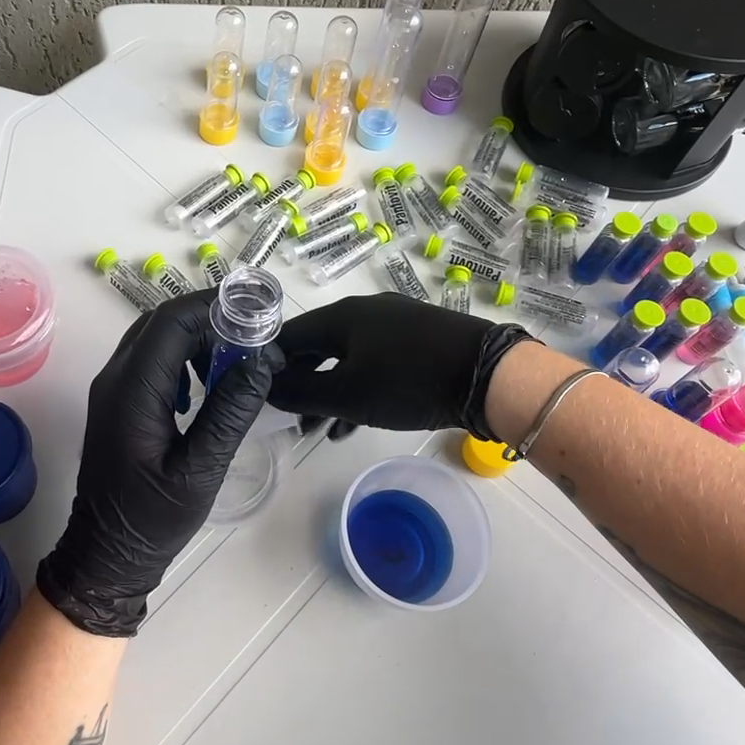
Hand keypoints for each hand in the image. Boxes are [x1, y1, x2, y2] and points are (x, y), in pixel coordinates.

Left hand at [36, 290, 280, 637]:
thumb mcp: (201, 469)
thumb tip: (260, 360)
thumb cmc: (152, 519)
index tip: (256, 318)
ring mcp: (112, 388)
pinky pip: (150, 360)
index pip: (173, 321)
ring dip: (195, 338)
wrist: (105, 554)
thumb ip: (229, 411)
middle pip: (162, 322)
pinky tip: (205, 387)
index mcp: (133, 389)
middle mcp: (116, 377)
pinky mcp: (117, 402)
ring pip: (155, 338)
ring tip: (234, 362)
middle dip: (209, 320)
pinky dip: (181, 358)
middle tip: (253, 338)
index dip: (214, 309)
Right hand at [267, 292, 533, 440]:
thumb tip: (265, 387)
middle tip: (288, 417)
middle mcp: (364, 312)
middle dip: (300, 383)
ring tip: (318, 431)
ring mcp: (394, 325)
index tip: (255, 393)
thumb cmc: (408, 381)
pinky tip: (353, 424)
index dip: (268, 364)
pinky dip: (358, 390)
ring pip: (346, 359)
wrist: (488, 374)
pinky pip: (374, 364)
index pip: (287, 335)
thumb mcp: (347, 394)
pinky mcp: (419, 342)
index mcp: (340, 316)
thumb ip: (301, 392)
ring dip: (328, 392)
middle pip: (317, 346)